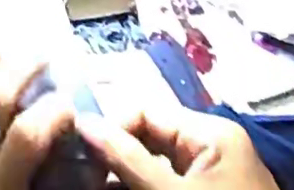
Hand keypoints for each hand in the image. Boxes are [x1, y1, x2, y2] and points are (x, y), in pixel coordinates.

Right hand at [76, 104, 276, 189]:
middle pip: (149, 140)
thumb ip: (128, 159)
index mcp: (211, 134)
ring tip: (92, 187)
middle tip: (81, 177)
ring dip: (125, 180)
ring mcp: (213, 181)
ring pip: (155, 169)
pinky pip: (168, 188)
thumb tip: (83, 121)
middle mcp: (212, 149)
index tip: (81, 155)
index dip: (112, 130)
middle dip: (116, 159)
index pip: (147, 112)